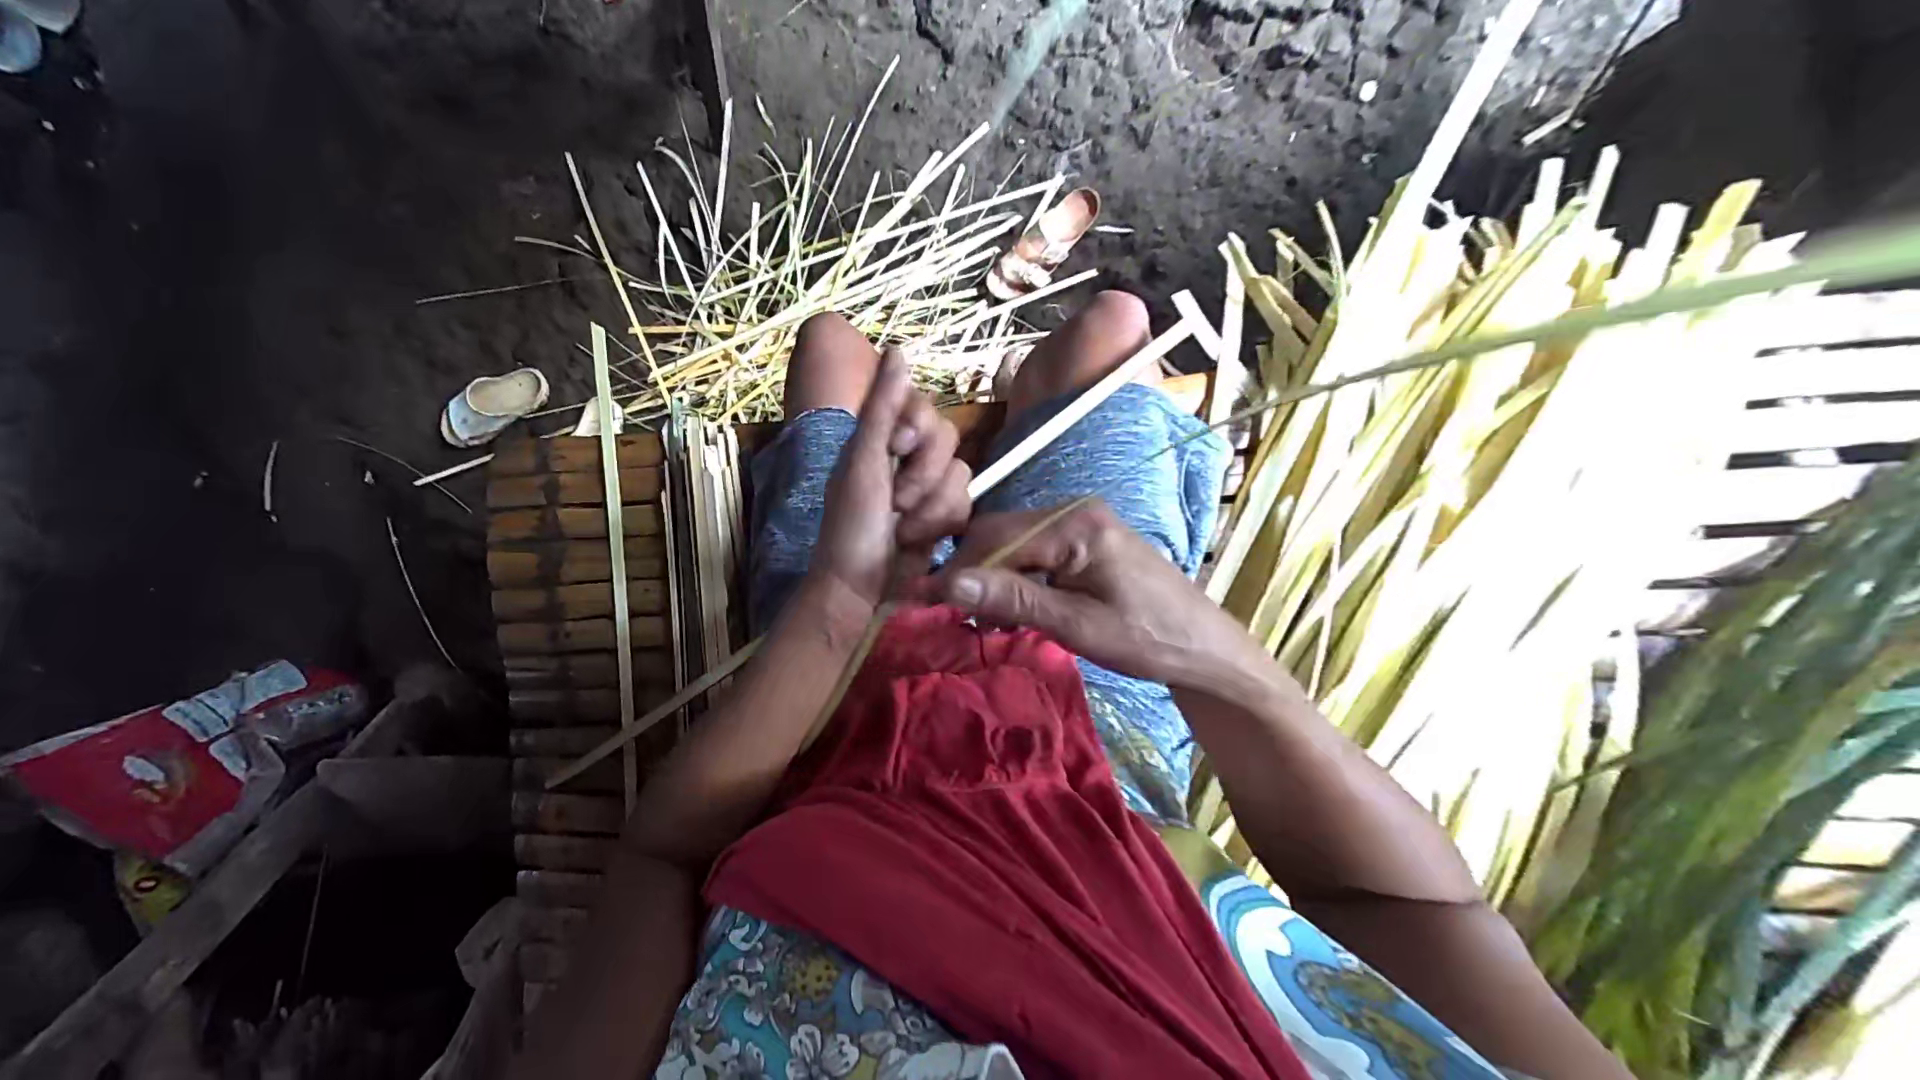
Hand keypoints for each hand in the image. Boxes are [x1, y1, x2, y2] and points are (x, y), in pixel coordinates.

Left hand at [811, 348, 971, 609]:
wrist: (861, 590)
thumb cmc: (851, 527)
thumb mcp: (862, 462)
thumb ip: (882, 408)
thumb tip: (897, 349)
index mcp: (881, 438)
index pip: (925, 408)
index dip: (918, 428)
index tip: (897, 448)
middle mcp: (908, 457)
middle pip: (948, 438)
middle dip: (922, 476)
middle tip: (895, 502)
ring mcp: (929, 487)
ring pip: (961, 474)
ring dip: (931, 506)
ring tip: (904, 529)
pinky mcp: (946, 516)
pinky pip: (966, 504)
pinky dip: (943, 524)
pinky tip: (921, 540)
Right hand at [935, 499, 1273, 695]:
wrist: (1203, 649)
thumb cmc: (1146, 639)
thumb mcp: (1076, 624)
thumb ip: (1014, 599)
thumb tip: (949, 583)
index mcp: (1076, 523)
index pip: (996, 537)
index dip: (959, 571)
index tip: (924, 601)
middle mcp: (1076, 510)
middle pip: (1002, 534)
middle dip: (976, 575)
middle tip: (959, 618)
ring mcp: (1082, 524)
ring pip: (1016, 544)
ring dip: (996, 580)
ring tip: (990, 622)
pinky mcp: (1086, 541)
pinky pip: (1036, 552)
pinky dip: (1019, 580)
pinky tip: (1015, 611)